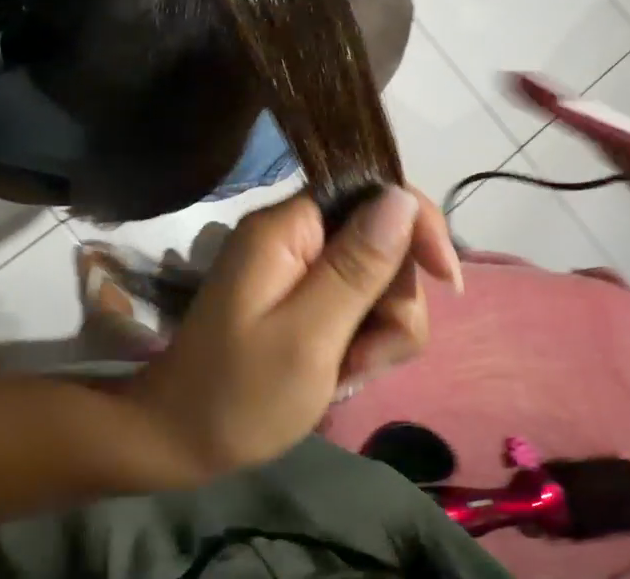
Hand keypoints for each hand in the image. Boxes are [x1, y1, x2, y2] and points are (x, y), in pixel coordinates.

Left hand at [122, 186, 433, 477]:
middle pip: (382, 245)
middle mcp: (290, 236)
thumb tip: (399, 195)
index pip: (372, 193)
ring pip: (376, 283)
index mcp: (285, 229)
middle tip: (361, 361)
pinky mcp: (296, 299)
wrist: (183, 437)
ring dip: (377, 335)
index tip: (447, 285)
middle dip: (391, 306)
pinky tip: (338, 376)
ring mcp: (293, 269)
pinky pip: (353, 308)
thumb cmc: (243, 393)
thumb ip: (357, 266)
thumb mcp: (310, 335)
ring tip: (343, 375)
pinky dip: (359, 344)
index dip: (418, 229)